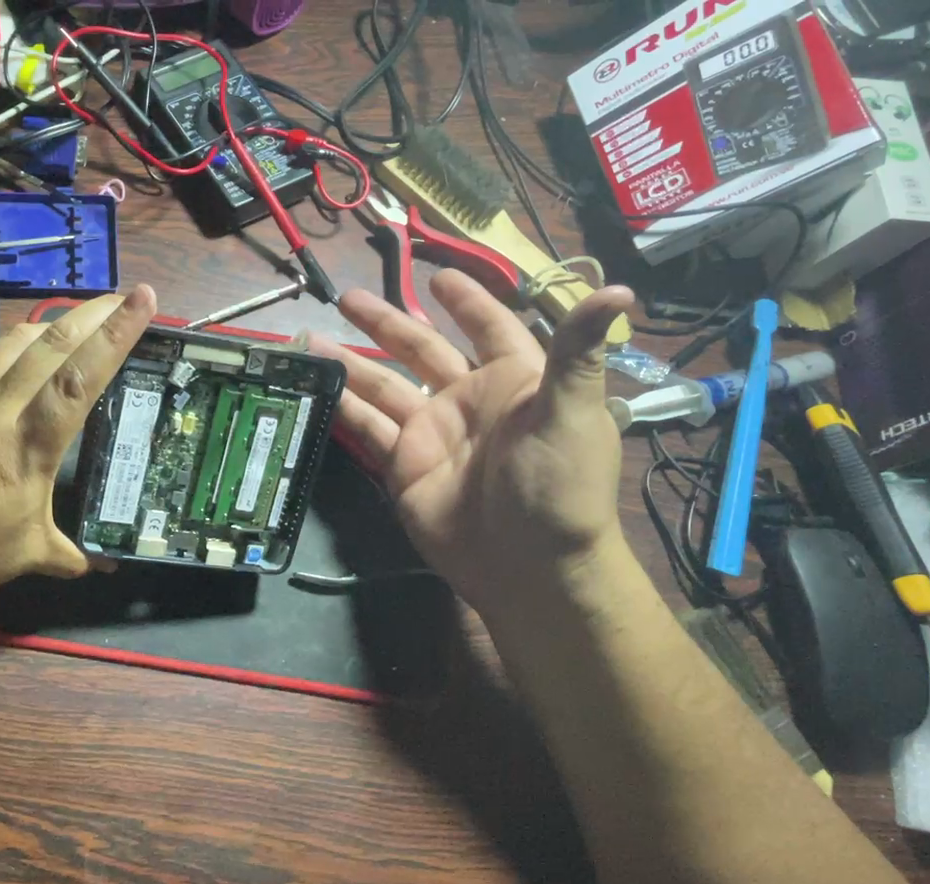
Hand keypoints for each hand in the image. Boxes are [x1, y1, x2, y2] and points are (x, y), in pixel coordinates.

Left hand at [0, 287, 157, 635]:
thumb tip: (99, 565)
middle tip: (119, 298)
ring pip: (9, 346)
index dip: (113, 337)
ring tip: (77, 314)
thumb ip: (66, 554)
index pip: (78, 381)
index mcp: (27, 450)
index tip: (141, 300)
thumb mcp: (25, 556)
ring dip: (49, 323)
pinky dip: (5, 346)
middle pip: (48, 348)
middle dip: (90, 314)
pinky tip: (16, 346)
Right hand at [309, 270, 632, 618]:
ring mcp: (430, 434)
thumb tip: (620, 287)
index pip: (487, 327)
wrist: (528, 563)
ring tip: (310, 340)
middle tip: (348, 297)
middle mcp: (467, 401)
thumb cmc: (559, 484)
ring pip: (383, 387)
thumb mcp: (572, 412)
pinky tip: (317, 388)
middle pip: (419, 350)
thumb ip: (577, 351)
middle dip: (385, 323)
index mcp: (512, 380)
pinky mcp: (402, 466)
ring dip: (349, 363)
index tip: (437, 274)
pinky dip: (342, 410)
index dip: (465, 301)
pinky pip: (369, 430)